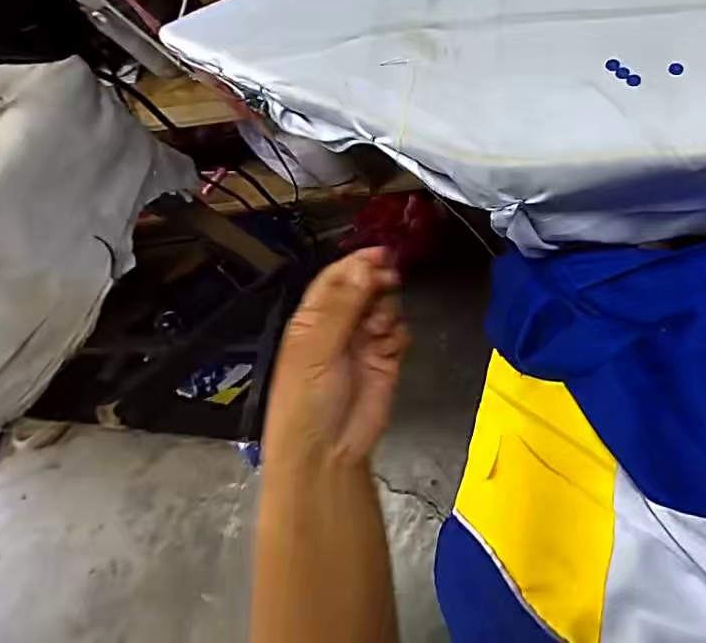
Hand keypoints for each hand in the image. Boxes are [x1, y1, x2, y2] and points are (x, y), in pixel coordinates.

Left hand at [264, 247, 409, 468]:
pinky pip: (399, 332)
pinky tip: (391, 346)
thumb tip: (364, 267)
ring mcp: (363, 342)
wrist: (327, 454)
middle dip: (378, 282)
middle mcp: (338, 326)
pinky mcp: (385, 359)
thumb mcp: (317, 349)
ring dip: (388, 310)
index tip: (381, 252)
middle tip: (389, 281)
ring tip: (381, 329)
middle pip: (364, 288)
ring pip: (385, 306)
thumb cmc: (306, 401)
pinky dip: (399, 333)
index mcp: (313, 319)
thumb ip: (343, 306)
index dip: (357, 263)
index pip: (336, 279)